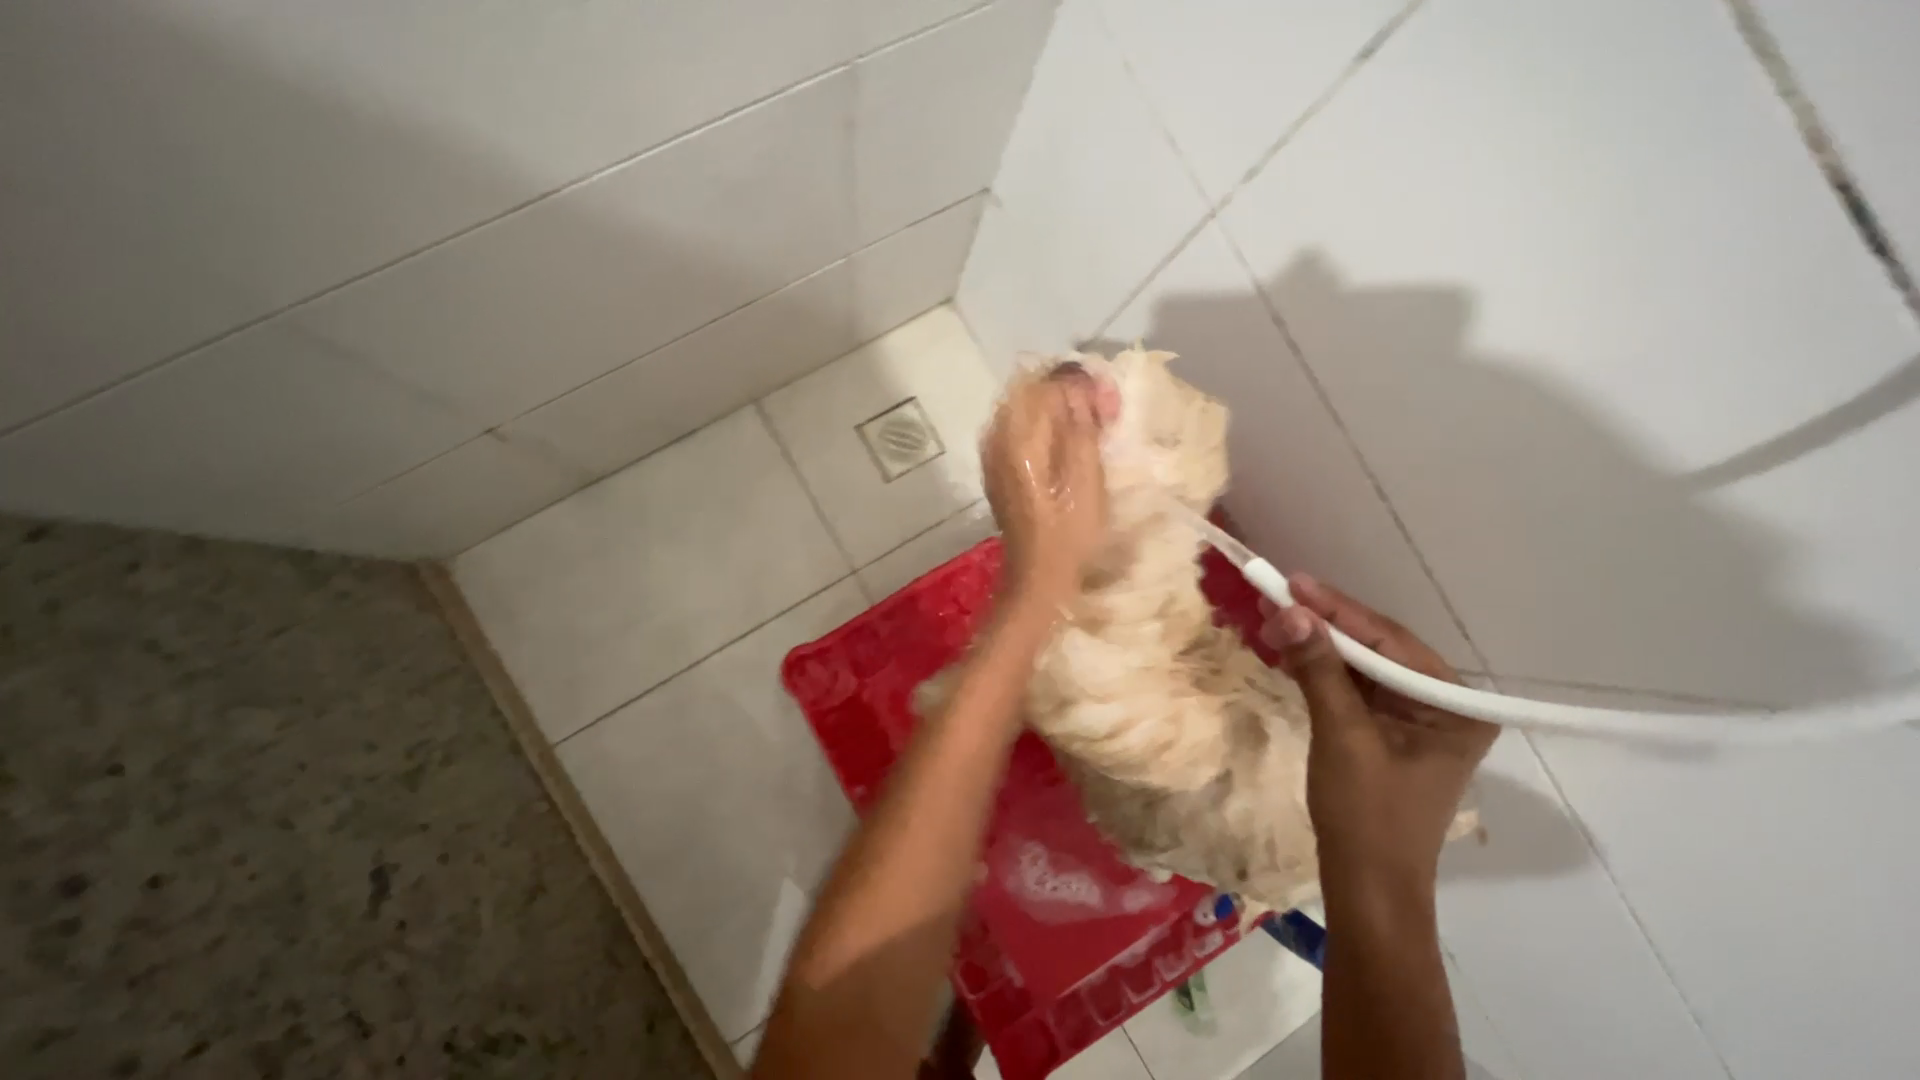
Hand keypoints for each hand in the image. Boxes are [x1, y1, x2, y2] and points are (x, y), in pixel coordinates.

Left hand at [980, 365, 1118, 605]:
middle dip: (1068, 392)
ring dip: (1058, 407)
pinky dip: (1044, 424)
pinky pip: (1018, 426)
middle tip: (1102, 411)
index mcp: (1019, 439)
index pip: (1047, 386)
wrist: (1038, 576)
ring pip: (1024, 405)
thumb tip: (1080, 388)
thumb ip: (1082, 427)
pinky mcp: (996, 466)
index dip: (1081, 386)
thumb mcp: (1088, 479)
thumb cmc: (1070, 533)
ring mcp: (992, 452)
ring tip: (1089, 424)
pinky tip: (1067, 440)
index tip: (1109, 405)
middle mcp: (997, 438)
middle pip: (1031, 389)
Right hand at [1261, 576, 1496, 890]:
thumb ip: (1319, 670)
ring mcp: (1414, 720)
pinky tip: (1290, 650)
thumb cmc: (1367, 814)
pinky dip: (1320, 670)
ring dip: (1317, 644)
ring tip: (1272, 616)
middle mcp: (1442, 705)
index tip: (1291, 582)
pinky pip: (1353, 688)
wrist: (1367, 886)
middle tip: (1274, 596)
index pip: (1389, 641)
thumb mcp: (1342, 735)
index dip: (1337, 610)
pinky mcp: (1387, 732)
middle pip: (1376, 649)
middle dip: (1324, 624)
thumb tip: (1289, 611)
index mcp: (1453, 706)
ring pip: (1361, 666)